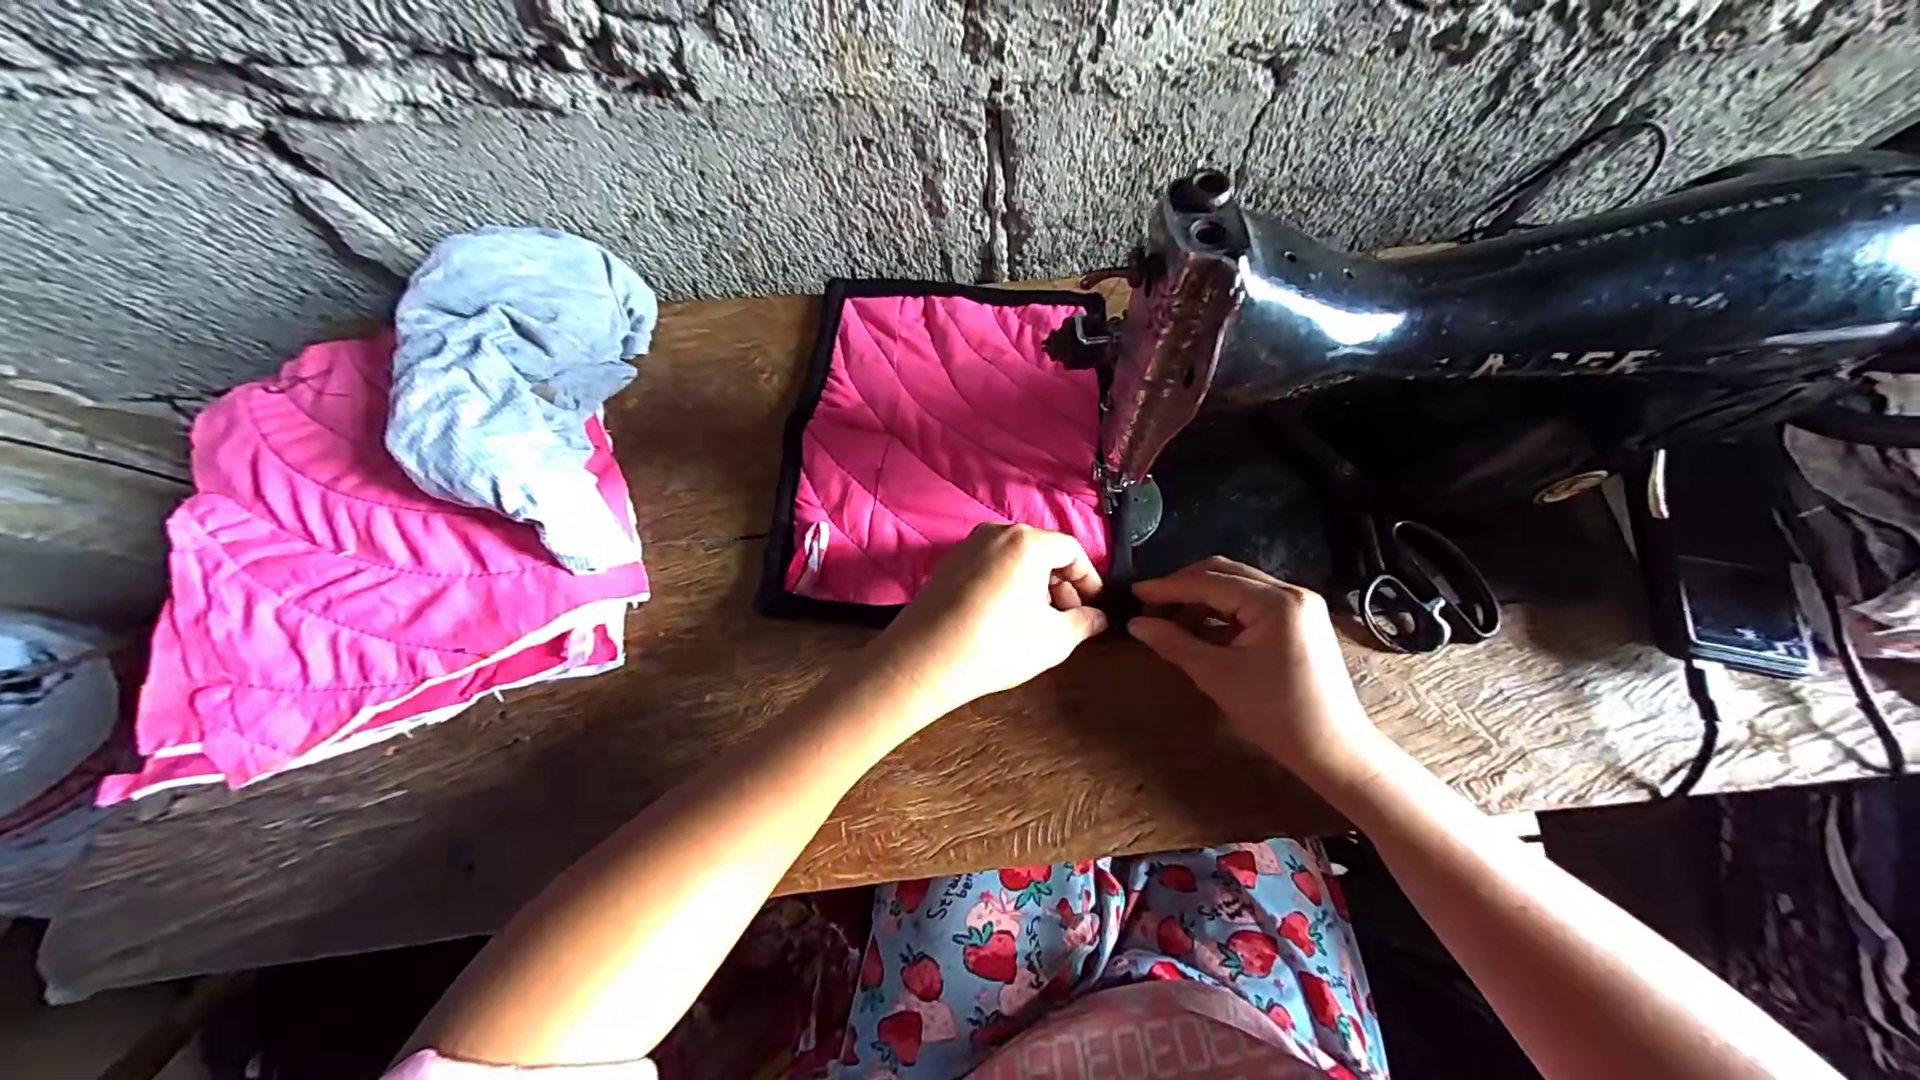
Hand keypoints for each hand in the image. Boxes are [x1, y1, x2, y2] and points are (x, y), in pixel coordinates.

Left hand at [872, 524, 1107, 719]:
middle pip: (1042, 550)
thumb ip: (1084, 623)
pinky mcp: (946, 565)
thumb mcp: (1054, 639)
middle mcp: (995, 533)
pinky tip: (1006, 617)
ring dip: (1035, 585)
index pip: (1072, 550)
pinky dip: (1007, 584)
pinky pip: (989, 566)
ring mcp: (966, 547)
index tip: (1094, 606)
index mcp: (1026, 541)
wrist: (924, 661)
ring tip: (1039, 621)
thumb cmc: (997, 646)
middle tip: (1069, 617)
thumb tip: (1098, 618)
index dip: (1089, 579)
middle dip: (1062, 583)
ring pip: (1014, 558)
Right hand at [1126, 557, 1377, 781]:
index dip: (1168, 587)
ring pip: (1237, 588)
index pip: (1210, 581)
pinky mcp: (1300, 622)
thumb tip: (1136, 625)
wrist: (1333, 750)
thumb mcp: (1216, 675)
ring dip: (1201, 601)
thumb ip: (1174, 643)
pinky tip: (1199, 632)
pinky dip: (1222, 614)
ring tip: (1170, 623)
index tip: (1135, 593)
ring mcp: (1299, 606)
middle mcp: (1291, 593)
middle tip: (1150, 607)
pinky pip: (1251, 606)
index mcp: (1275, 602)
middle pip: (1224, 574)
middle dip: (1183, 588)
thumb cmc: (1275, 712)